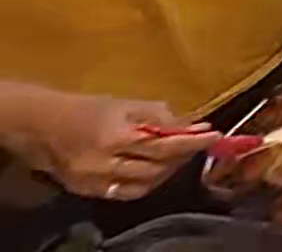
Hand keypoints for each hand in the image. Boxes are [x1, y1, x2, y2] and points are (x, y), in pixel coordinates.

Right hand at [9, 91, 218, 200]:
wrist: (46, 128)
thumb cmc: (97, 111)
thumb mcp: (139, 106)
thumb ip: (170, 119)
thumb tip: (199, 128)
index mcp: (117, 140)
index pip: (165, 147)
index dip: (194, 143)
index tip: (216, 136)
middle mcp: (102, 166)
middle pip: (156, 169)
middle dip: (185, 156)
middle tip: (201, 142)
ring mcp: (90, 182)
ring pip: (142, 185)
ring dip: (169, 170)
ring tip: (182, 153)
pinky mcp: (84, 191)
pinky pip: (123, 193)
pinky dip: (148, 182)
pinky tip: (160, 166)